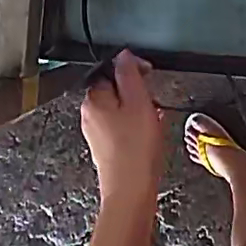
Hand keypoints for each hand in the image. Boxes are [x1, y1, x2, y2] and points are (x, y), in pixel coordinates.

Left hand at [80, 50, 167, 205]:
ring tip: (154, 120)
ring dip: (140, 109)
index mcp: (94, 99)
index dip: (133, 69)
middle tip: (153, 102)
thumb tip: (124, 55)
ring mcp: (98, 132)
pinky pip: (124, 126)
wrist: (131, 190)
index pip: (111, 69)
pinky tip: (150, 135)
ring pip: (122, 108)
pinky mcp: (107, 147)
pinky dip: (138, 125)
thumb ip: (129, 74)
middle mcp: (91, 114)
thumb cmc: (135, 149)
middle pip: (117, 89)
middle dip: (138, 92)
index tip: (148, 74)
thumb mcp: (138, 101)